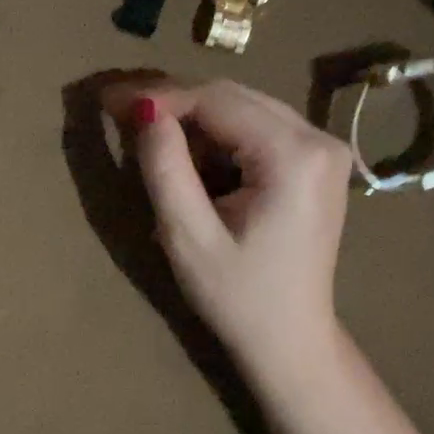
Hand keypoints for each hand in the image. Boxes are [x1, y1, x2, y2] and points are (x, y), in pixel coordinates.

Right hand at [105, 78, 352, 362]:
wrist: (289, 338)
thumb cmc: (236, 295)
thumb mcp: (187, 235)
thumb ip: (165, 167)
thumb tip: (144, 110)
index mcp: (294, 156)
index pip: (218, 101)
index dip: (161, 95)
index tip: (110, 101)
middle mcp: (319, 140)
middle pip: (234, 97)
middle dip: (174, 102)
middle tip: (118, 110)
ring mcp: (323, 150)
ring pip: (245, 109)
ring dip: (193, 119)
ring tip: (146, 136)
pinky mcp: (316, 164)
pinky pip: (258, 130)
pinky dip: (217, 136)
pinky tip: (188, 156)